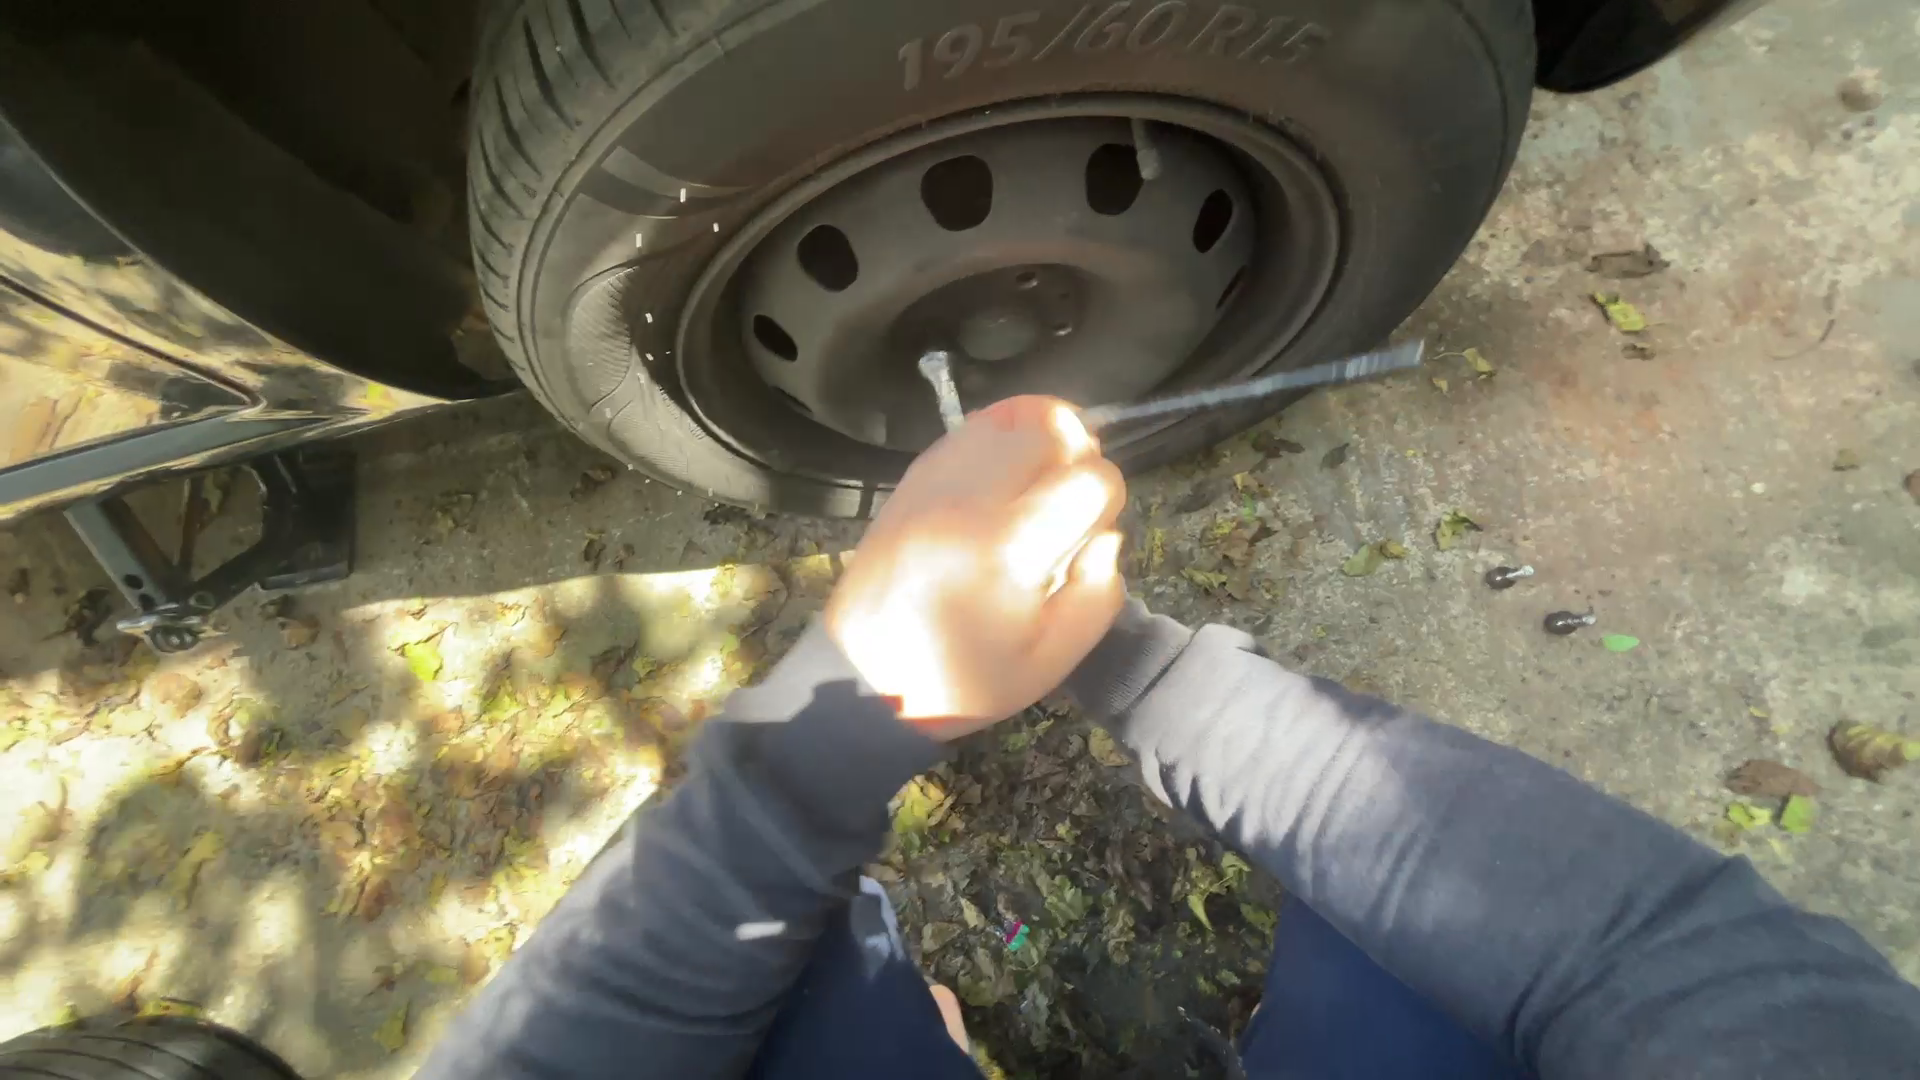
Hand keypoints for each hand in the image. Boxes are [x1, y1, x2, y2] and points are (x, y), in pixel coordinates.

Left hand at [824, 396, 1126, 738]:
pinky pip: (967, 431)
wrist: (864, 675)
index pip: (1087, 478)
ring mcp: (932, 483)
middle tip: (1066, 500)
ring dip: (1035, 441)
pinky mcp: (909, 481)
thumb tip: (1104, 534)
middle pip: (1048, 429)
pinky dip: (997, 441)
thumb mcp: (1050, 660)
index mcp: (1007, 549)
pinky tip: (1001, 477)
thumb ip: (1097, 592)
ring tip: (1035, 483)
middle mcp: (967, 500)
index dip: (1107, 496)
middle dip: (1074, 458)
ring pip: (1005, 419)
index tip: (1093, 527)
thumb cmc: (965, 680)